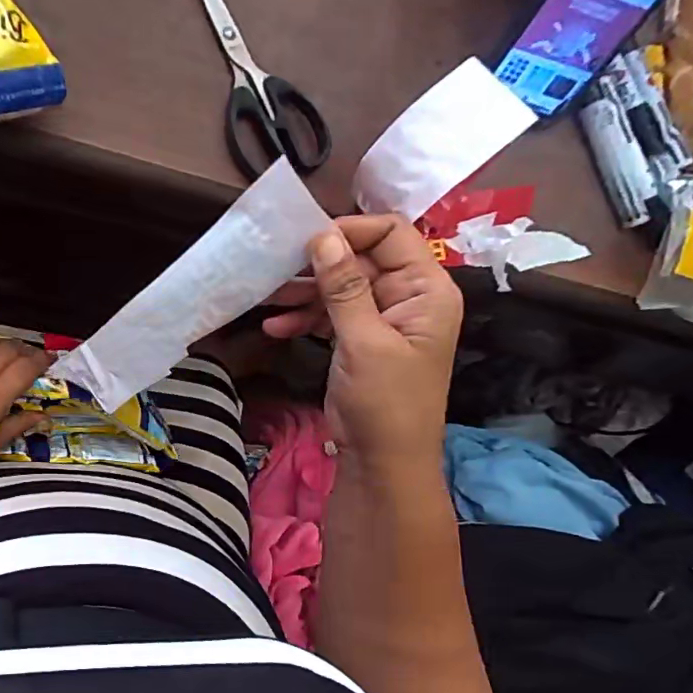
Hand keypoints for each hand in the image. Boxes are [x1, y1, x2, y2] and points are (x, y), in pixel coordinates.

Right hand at [297, 215, 462, 467]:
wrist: (382, 461)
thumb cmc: (385, 402)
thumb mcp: (364, 342)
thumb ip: (343, 288)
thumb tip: (322, 237)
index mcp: (426, 289)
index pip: (390, 235)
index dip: (349, 231)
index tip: (305, 241)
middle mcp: (407, 297)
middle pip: (360, 260)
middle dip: (317, 266)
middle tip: (275, 271)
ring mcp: (382, 319)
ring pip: (339, 288)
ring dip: (304, 293)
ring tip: (266, 299)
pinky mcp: (360, 339)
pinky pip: (331, 315)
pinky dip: (304, 318)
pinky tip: (275, 327)